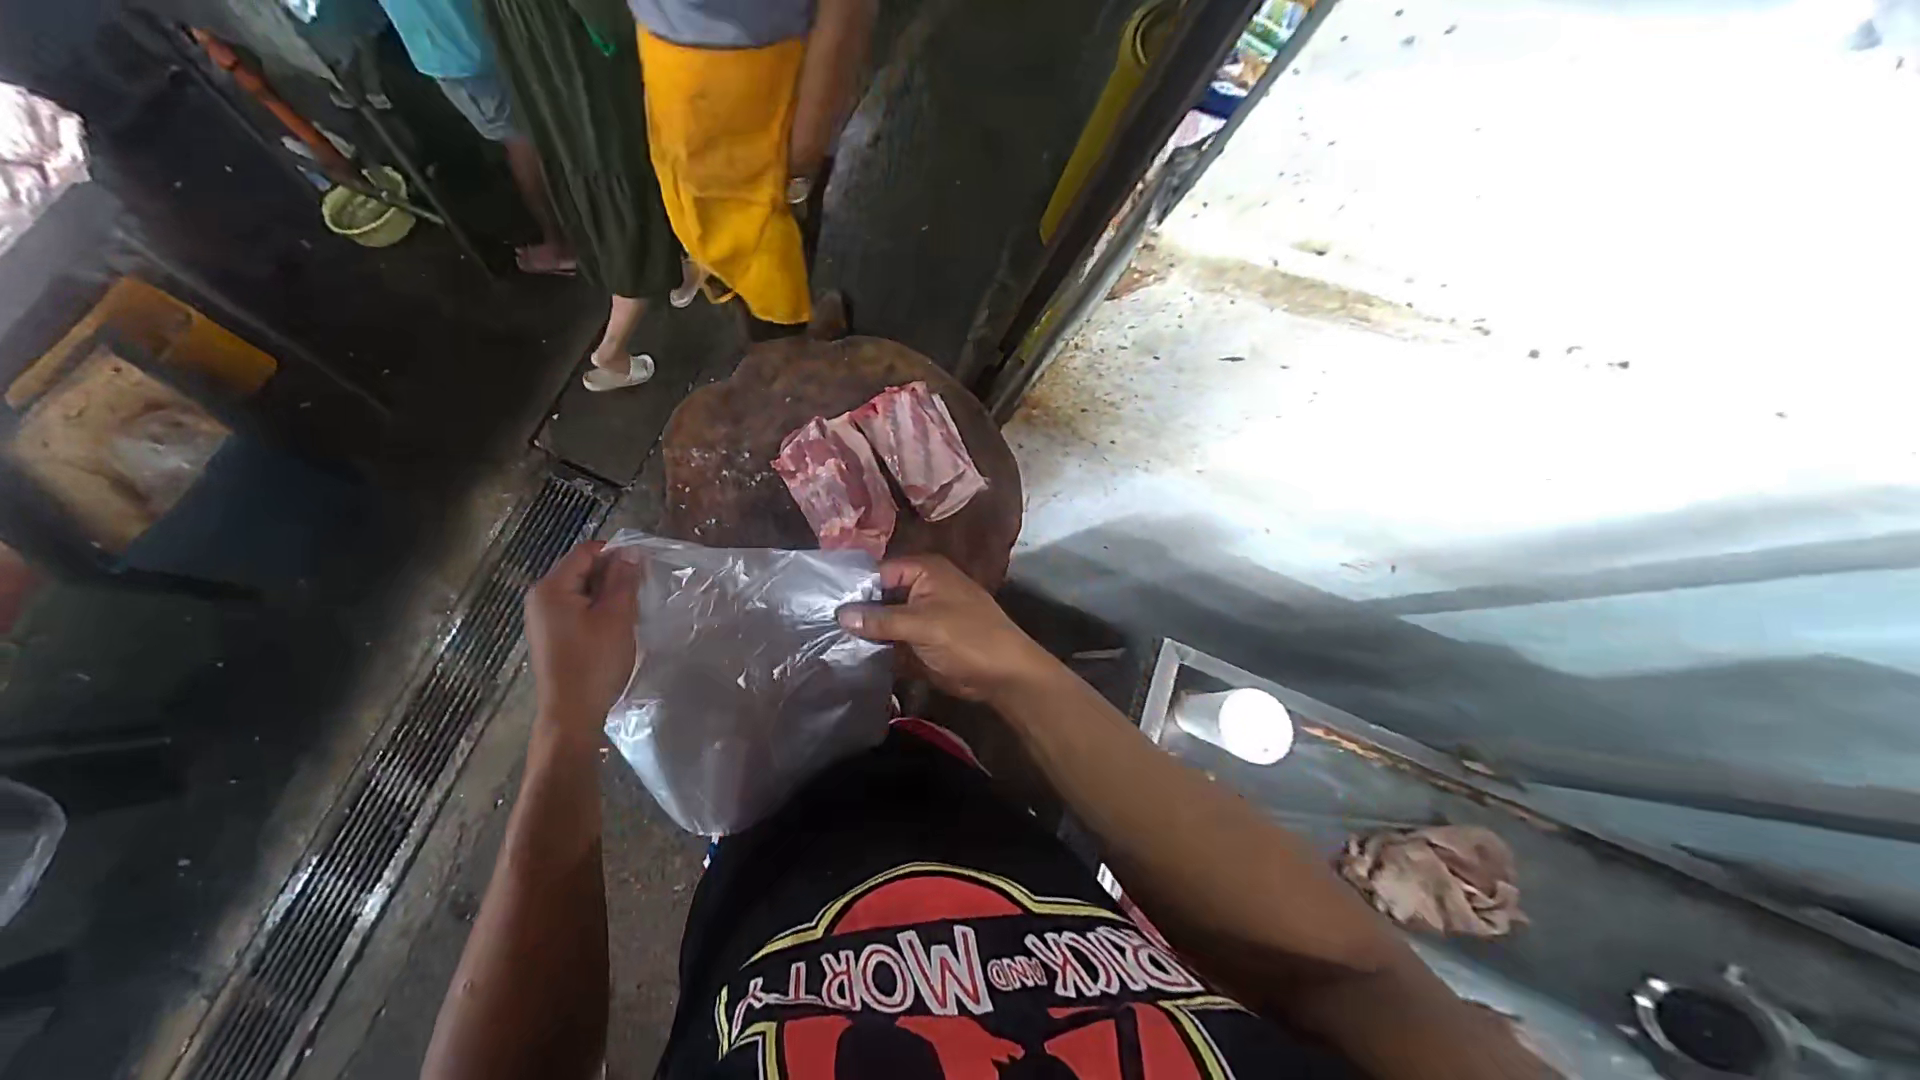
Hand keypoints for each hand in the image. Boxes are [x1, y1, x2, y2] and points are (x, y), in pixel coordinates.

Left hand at [525, 540, 639, 727]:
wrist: (572, 712)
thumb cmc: (595, 660)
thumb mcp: (616, 615)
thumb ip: (623, 579)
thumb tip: (630, 553)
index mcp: (551, 588)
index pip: (586, 552)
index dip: (617, 553)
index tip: (645, 567)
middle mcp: (541, 598)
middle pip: (582, 569)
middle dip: (613, 574)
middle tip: (641, 590)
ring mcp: (544, 618)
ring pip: (582, 590)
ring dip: (608, 594)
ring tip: (631, 609)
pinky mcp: (552, 634)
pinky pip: (578, 608)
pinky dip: (598, 609)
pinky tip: (615, 625)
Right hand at [837, 555, 1056, 702]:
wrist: (1004, 674)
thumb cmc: (968, 638)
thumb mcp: (922, 624)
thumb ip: (880, 620)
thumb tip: (840, 615)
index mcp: (925, 571)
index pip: (879, 572)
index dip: (854, 587)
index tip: (822, 604)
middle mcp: (922, 587)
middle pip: (880, 595)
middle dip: (856, 610)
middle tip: (819, 624)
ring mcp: (922, 614)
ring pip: (885, 619)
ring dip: (864, 631)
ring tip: (827, 640)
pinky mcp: (922, 640)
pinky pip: (893, 638)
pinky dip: (878, 646)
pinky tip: (850, 654)